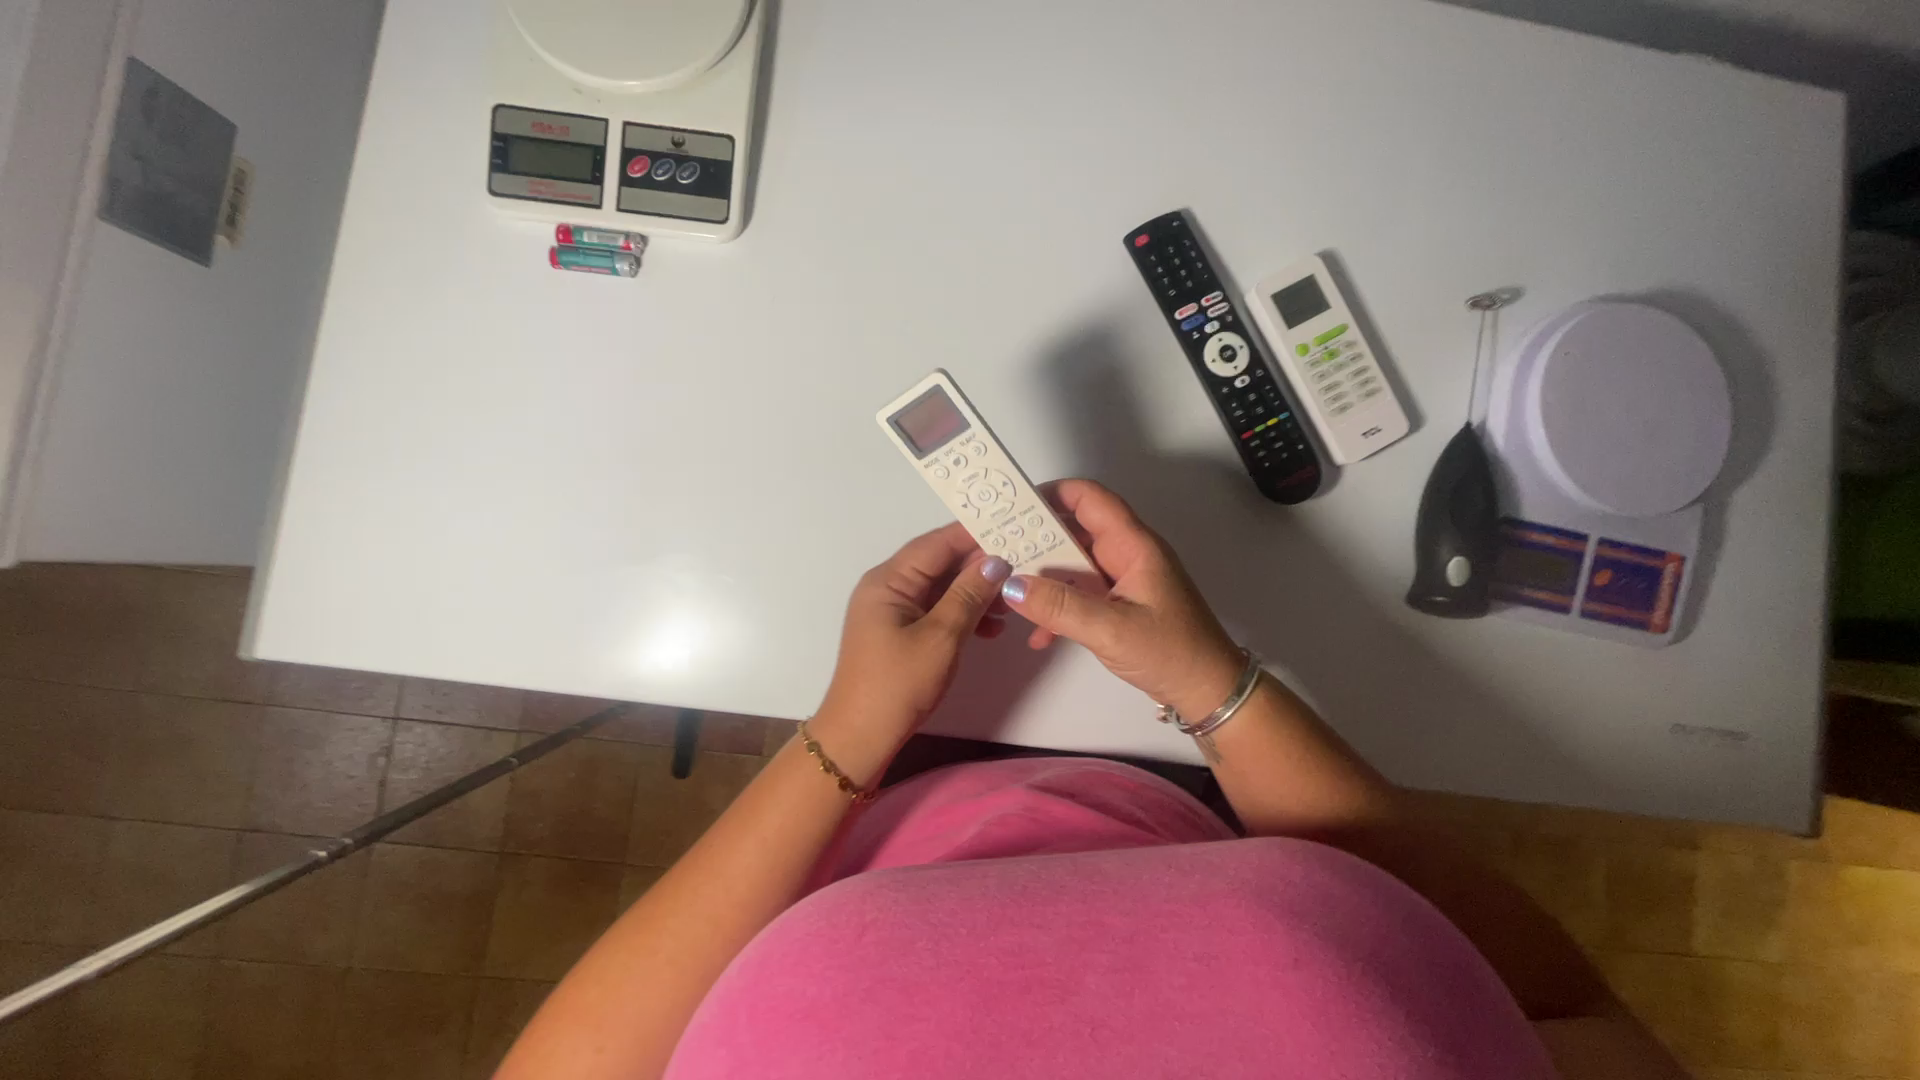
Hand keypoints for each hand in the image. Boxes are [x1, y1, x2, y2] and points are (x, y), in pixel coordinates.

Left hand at [810, 522, 1010, 775]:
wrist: (861, 738)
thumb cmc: (897, 684)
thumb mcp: (940, 637)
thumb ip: (969, 595)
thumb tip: (996, 561)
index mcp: (888, 581)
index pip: (936, 543)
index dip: (974, 536)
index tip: (1013, 531)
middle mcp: (887, 588)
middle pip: (939, 563)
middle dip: (979, 566)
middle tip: (1022, 568)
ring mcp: (893, 611)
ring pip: (941, 588)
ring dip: (975, 593)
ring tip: (1010, 606)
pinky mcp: (900, 633)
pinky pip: (936, 611)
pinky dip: (963, 615)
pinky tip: (992, 628)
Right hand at [999, 479, 1243, 717]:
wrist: (1209, 691)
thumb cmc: (1170, 652)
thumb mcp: (1111, 629)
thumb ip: (1060, 607)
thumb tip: (1010, 584)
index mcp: (1133, 546)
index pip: (1091, 499)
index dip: (1053, 493)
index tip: (1014, 505)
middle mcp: (1126, 555)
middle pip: (1075, 531)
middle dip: (1036, 538)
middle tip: (996, 549)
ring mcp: (1122, 581)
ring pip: (1073, 565)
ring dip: (1042, 578)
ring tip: (1006, 591)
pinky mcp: (1119, 606)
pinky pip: (1080, 595)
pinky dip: (1058, 609)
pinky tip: (1038, 636)